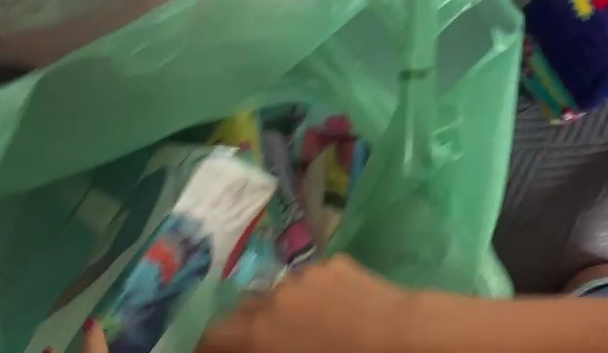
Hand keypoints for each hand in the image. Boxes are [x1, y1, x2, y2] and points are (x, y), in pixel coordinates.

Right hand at [198, 257, 421, 352]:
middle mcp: (275, 296)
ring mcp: (307, 274)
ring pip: (280, 291)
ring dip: (281, 310)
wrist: (396, 338)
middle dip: (245, 329)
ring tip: (304, 331)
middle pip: (244, 309)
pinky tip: (334, 313)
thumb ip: (260, 350)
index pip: (213, 335)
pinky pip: (312, 280)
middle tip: (262, 347)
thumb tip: (256, 346)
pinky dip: (312, 296)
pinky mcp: (335, 263)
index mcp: (258, 333)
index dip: (211, 348)